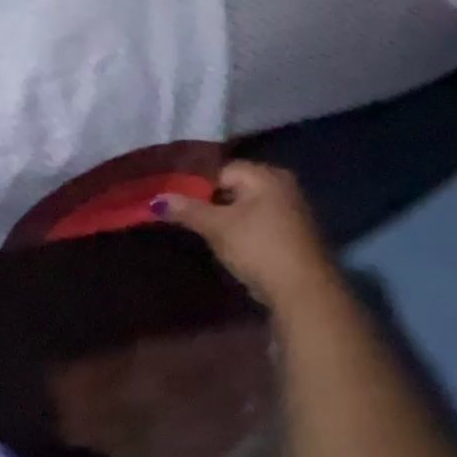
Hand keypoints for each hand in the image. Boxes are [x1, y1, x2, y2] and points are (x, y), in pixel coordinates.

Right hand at [157, 161, 336, 304]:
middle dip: (208, 201)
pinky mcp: (289, 230)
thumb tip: (156, 199)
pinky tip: (226, 243)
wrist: (300, 287)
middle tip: (184, 218)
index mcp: (266, 175)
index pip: (221, 169)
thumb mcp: (217, 227)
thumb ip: (187, 210)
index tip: (176, 203)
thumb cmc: (257, 248)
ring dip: (223, 217)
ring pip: (243, 205)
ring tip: (201, 232)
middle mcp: (281, 184)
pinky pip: (255, 220)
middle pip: (233, 186)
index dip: (196, 185)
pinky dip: (239, 228)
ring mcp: (288, 208)